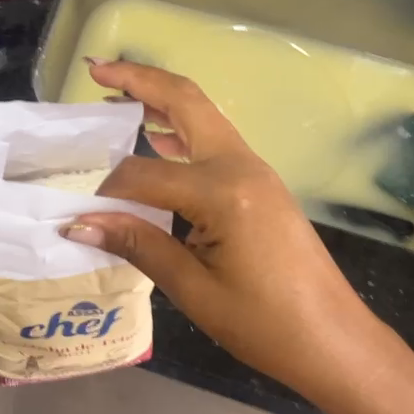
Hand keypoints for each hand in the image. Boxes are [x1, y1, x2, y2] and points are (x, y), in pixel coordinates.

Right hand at [60, 60, 378, 397]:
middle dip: (138, 79)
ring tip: (116, 91)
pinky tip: (155, 136)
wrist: (336, 343)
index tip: (82, 216)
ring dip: (159, 96)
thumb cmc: (266, 324)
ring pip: (201, 113)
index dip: (108, 191)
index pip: (143, 173)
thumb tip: (77, 224)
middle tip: (95, 69)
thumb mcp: (193, 289)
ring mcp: (254, 169)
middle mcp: (239, 164)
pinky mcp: (258, 182)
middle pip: (184, 100)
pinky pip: (212, 138)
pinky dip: (179, 126)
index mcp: (222, 191)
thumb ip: (137, 243)